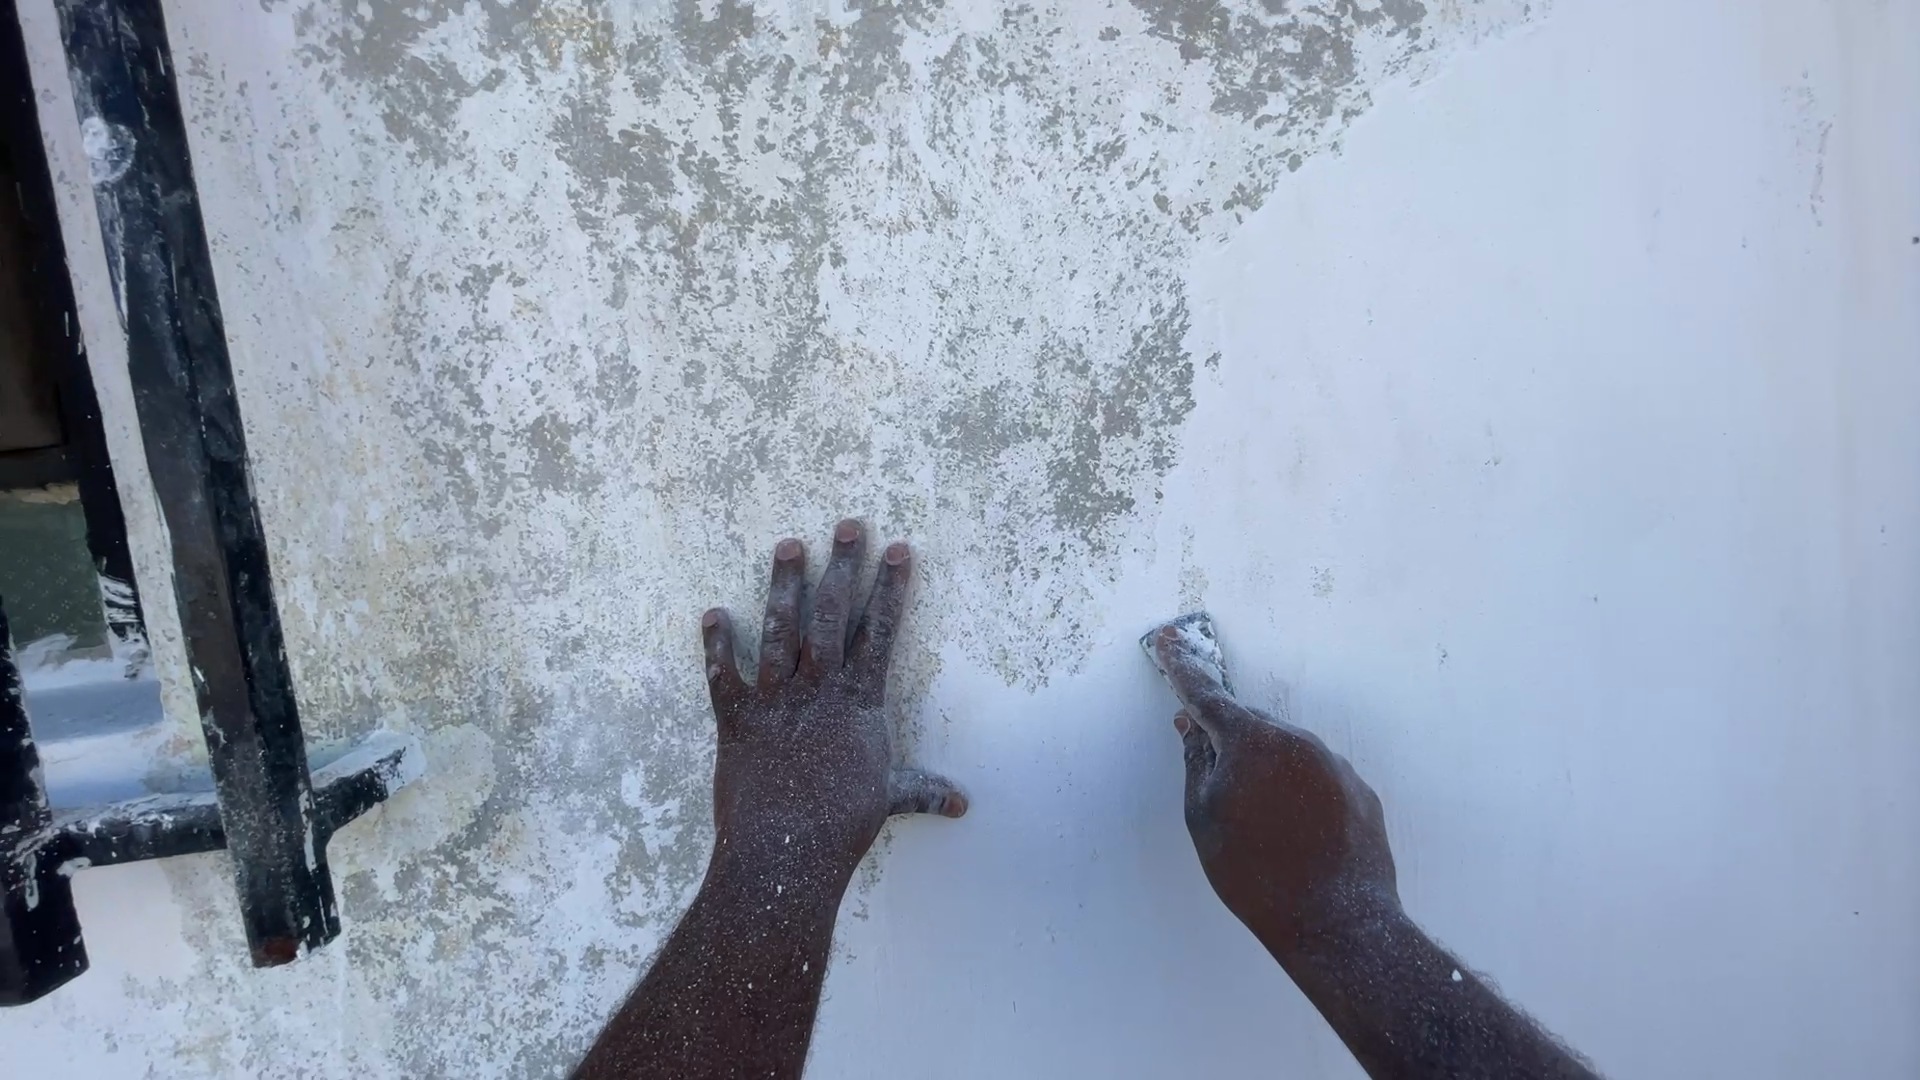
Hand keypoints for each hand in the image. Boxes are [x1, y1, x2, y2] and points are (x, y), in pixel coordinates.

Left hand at [700, 521, 965, 891]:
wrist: (782, 855)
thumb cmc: (840, 826)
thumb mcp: (887, 800)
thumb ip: (921, 791)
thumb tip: (962, 806)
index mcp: (857, 702)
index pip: (880, 632)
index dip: (890, 589)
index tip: (898, 550)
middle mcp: (817, 689)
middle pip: (831, 615)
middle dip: (841, 567)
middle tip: (846, 525)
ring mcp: (774, 700)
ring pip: (779, 630)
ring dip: (783, 585)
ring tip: (788, 544)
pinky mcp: (736, 719)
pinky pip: (722, 675)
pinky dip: (716, 645)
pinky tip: (713, 614)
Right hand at [1154, 627, 1399, 961]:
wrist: (1338, 925)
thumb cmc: (1254, 872)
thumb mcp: (1203, 816)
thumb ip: (1196, 763)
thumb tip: (1193, 728)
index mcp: (1251, 741)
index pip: (1206, 695)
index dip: (1183, 668)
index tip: (1171, 641)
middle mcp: (1296, 740)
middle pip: (1249, 727)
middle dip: (1229, 744)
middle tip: (1219, 788)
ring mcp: (1333, 765)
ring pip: (1284, 752)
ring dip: (1265, 772)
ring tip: (1263, 828)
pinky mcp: (1359, 792)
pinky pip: (1316, 777)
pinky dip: (1298, 792)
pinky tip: (1295, 834)